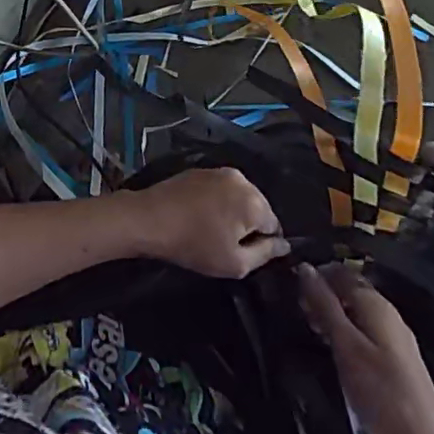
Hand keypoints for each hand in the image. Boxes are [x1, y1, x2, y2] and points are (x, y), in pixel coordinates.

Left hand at [132, 168, 288, 277]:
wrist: (149, 218)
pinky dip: (217, 202)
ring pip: (238, 197)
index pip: (275, 226)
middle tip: (227, 242)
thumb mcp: (236, 263)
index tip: (244, 252)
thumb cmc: (195, 244)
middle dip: (249, 225)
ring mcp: (217, 171)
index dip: (264, 244)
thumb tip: (283, 245)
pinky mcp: (198, 170)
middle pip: (258, 207)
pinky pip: (220, 189)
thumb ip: (266, 253)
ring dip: (232, 212)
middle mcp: (241, 179)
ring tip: (212, 229)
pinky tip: (201, 215)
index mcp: (254, 200)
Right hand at [296, 264, 433, 433]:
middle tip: (301, 312)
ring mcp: (396, 338)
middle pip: (349, 290)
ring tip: (313, 330)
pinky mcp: (397, 361)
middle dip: (322, 296)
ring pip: (356, 312)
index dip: (315, 274)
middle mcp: (390, 315)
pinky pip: (364, 331)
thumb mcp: (344, 344)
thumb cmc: (380, 391)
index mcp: (378, 304)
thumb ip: (324, 304)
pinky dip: (345, 332)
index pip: (341, 271)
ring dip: (332, 315)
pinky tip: (335, 349)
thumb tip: (305, 267)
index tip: (293, 288)